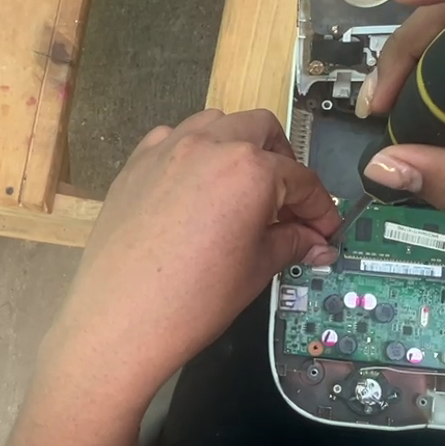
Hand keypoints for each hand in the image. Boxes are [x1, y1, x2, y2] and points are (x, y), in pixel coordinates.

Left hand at [39, 109, 340, 403]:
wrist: (120, 321)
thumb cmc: (192, 301)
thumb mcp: (255, 270)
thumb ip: (291, 243)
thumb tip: (317, 242)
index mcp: (249, 171)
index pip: (300, 180)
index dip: (319, 208)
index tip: (324, 230)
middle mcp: (209, 145)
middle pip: (262, 131)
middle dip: (282, 162)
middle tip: (286, 204)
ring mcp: (167, 148)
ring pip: (217, 123)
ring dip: (238, 148)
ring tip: (242, 190)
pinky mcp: (137, 163)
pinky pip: (175, 140)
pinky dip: (195, 154)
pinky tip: (196, 190)